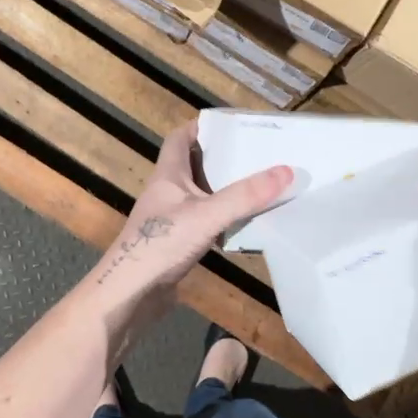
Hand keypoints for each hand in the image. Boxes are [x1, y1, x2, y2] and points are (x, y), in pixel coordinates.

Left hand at [78, 123, 291, 331]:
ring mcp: (171, 221)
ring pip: (203, 197)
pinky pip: (206, 224)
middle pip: (195, 166)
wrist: (131, 294)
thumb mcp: (206, 215)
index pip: (179, 139)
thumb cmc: (160, 245)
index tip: (233, 124)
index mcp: (167, 176)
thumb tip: (286, 170)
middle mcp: (167, 194)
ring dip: (227, 191)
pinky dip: (225, 221)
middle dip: (224, 159)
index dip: (202, 127)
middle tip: (259, 155)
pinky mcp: (178, 245)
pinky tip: (248, 225)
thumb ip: (244, 195)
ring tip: (262, 186)